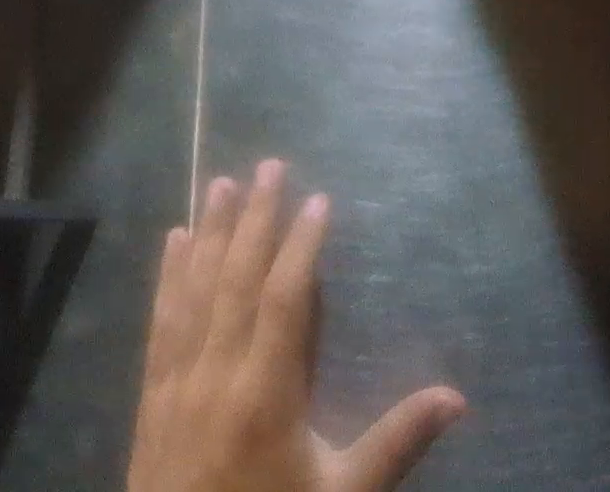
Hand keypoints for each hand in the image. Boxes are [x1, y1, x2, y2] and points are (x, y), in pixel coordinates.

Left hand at [127, 160, 465, 491]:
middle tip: (269, 166)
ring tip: (222, 183)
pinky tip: (175, 238)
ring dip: (211, 231)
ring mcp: (178, 378)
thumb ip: (396, 442)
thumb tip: (457, 397)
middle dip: (256, 218)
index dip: (301, 245)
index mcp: (266, 392)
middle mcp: (217, 371)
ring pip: (196, 288)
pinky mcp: (152, 390)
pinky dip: (169, 274)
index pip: (284, 299)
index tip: (317, 201)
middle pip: (237, 278)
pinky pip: (162, 319)